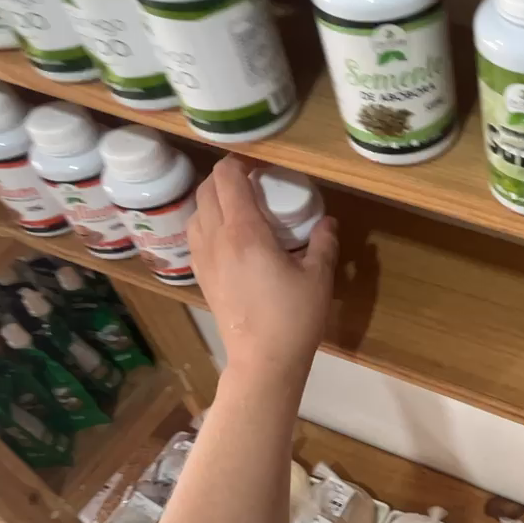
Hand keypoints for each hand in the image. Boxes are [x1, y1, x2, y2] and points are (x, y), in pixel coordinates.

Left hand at [188, 155, 338, 390]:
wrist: (263, 359)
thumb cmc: (294, 317)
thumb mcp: (319, 277)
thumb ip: (323, 243)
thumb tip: (327, 222)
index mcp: (245, 232)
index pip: (228, 179)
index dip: (239, 163)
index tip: (259, 164)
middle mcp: (216, 238)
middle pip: (207, 189)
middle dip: (226, 177)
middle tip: (253, 181)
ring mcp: (203, 257)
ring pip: (197, 211)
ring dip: (214, 199)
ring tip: (239, 206)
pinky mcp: (201, 275)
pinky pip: (196, 234)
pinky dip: (208, 222)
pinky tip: (228, 235)